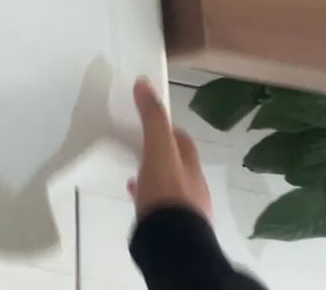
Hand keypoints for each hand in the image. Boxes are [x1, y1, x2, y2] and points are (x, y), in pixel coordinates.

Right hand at [129, 76, 210, 219]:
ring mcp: (183, 208)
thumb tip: (144, 82)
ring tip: (133, 167)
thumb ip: (153, 118)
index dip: (166, 128)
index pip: (181, 140)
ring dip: (153, 173)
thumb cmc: (167, 192)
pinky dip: (146, 193)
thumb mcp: (158, 149)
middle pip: (176, 162)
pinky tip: (132, 191)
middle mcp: (192, 187)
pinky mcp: (170, 225)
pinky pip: (158, 203)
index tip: (148, 121)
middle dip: (159, 151)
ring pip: (167, 183)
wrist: (172, 244)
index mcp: (191, 167)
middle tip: (138, 143)